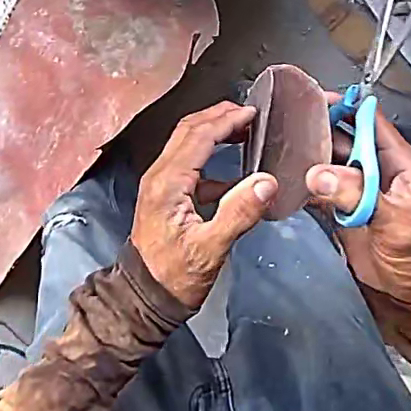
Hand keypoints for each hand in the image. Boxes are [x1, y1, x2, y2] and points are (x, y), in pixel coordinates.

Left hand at [131, 102, 277, 308]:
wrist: (145, 298)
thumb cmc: (172, 277)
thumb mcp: (210, 248)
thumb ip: (238, 212)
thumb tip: (266, 182)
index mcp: (168, 183)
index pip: (198, 136)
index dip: (226, 120)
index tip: (252, 112)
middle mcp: (159, 177)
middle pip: (188, 131)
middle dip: (218, 116)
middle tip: (248, 112)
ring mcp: (160, 186)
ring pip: (186, 144)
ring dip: (213, 132)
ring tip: (243, 131)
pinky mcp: (166, 197)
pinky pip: (189, 166)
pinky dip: (211, 159)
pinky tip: (234, 175)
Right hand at [307, 102, 410, 310]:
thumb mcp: (395, 222)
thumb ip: (358, 195)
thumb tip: (320, 174)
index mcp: (400, 166)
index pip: (372, 124)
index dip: (347, 108)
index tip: (319, 100)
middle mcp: (377, 172)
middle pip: (344, 139)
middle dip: (320, 129)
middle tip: (290, 123)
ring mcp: (359, 190)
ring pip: (329, 162)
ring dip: (309, 156)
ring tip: (284, 147)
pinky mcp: (344, 210)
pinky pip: (320, 189)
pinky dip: (304, 184)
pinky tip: (288, 179)